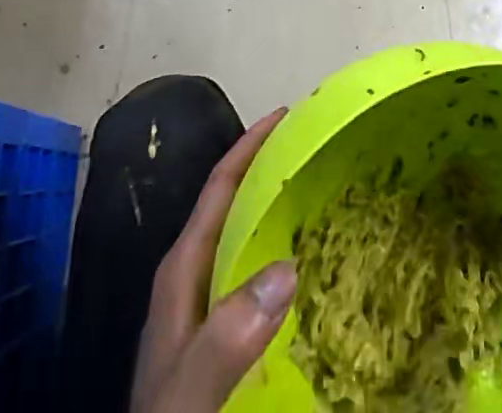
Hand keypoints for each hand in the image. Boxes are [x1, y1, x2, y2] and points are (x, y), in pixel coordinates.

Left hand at [131, 108, 294, 412]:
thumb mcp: (192, 386)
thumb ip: (227, 336)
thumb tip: (287, 268)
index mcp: (182, 269)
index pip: (218, 190)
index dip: (247, 147)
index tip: (284, 116)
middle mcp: (191, 273)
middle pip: (230, 202)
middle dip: (265, 167)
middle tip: (314, 146)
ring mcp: (201, 299)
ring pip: (241, 233)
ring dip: (272, 204)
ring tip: (318, 188)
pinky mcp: (215, 324)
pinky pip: (250, 268)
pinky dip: (275, 247)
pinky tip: (305, 261)